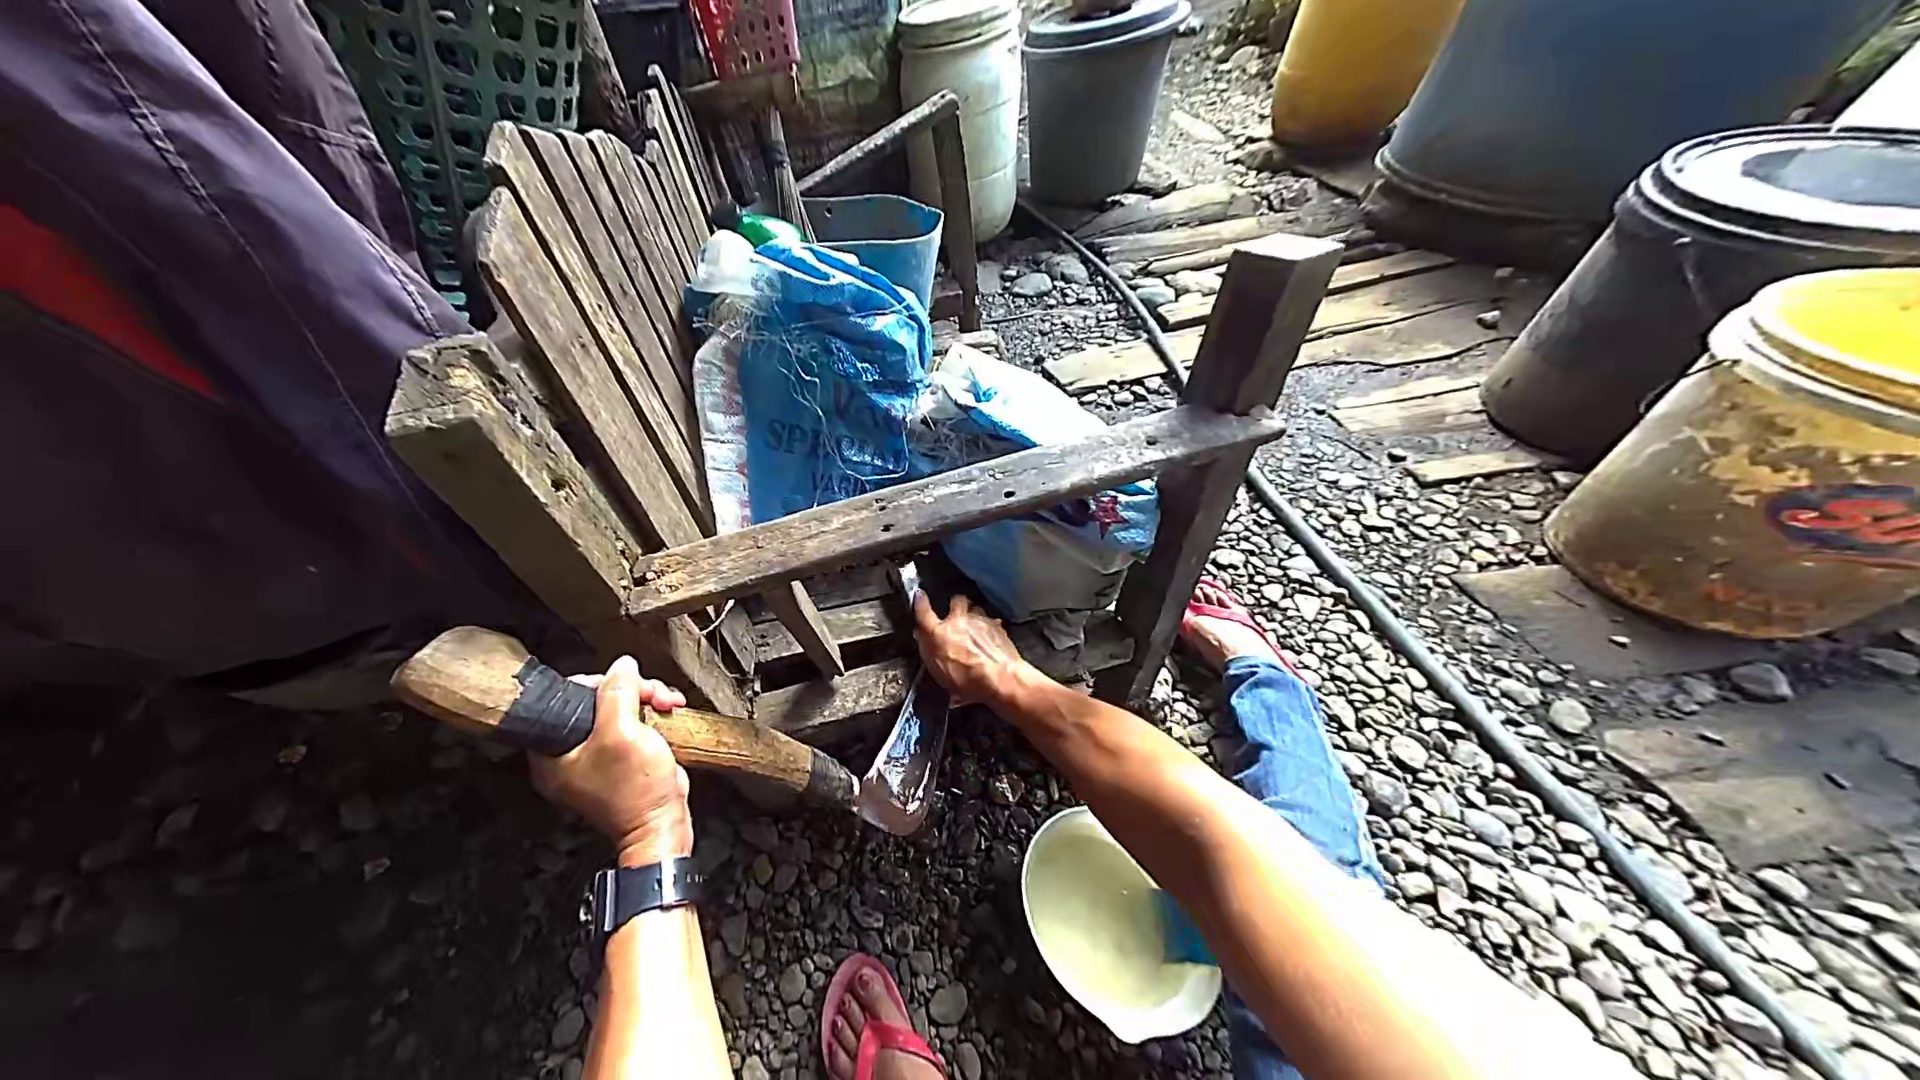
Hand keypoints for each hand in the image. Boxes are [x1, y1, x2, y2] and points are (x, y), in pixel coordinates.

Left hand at [528, 656, 692, 864]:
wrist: (664, 824)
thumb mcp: (623, 731)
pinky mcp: (624, 759)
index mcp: (552, 754)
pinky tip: (669, 712)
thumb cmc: (636, 792)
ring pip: (621, 708)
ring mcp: (599, 757)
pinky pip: (635, 723)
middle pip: (598, 700)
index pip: (565, 699)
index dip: (597, 683)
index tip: (622, 683)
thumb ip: (618, 693)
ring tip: (668, 703)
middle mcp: (570, 755)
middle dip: (632, 691)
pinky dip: (653, 714)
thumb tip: (622, 666)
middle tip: (652, 695)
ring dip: (648, 699)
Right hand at [913, 592, 1029, 704]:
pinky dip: (989, 627)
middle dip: (954, 604)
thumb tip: (924, 641)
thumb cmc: (969, 680)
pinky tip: (989, 639)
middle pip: (955, 601)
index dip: (920, 601)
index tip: (919, 596)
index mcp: (937, 634)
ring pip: (974, 609)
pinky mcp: (996, 626)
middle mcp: (957, 622)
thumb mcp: (939, 674)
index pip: (923, 611)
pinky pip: (990, 620)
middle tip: (955, 612)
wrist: (999, 677)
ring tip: (974, 628)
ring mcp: (978, 621)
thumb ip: (929, 652)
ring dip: (973, 616)